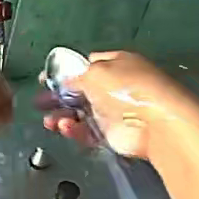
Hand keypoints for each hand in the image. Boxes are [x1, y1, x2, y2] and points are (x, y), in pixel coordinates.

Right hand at [37, 50, 198, 159]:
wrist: (157, 124)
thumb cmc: (127, 89)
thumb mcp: (95, 72)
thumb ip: (75, 76)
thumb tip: (65, 81)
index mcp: (116, 63)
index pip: (86, 64)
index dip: (65, 72)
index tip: (46, 80)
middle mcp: (115, 86)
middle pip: (80, 91)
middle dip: (59, 97)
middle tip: (41, 103)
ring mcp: (114, 111)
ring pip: (80, 113)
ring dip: (62, 116)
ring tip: (50, 121)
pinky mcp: (113, 134)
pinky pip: (87, 132)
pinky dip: (74, 131)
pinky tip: (64, 128)